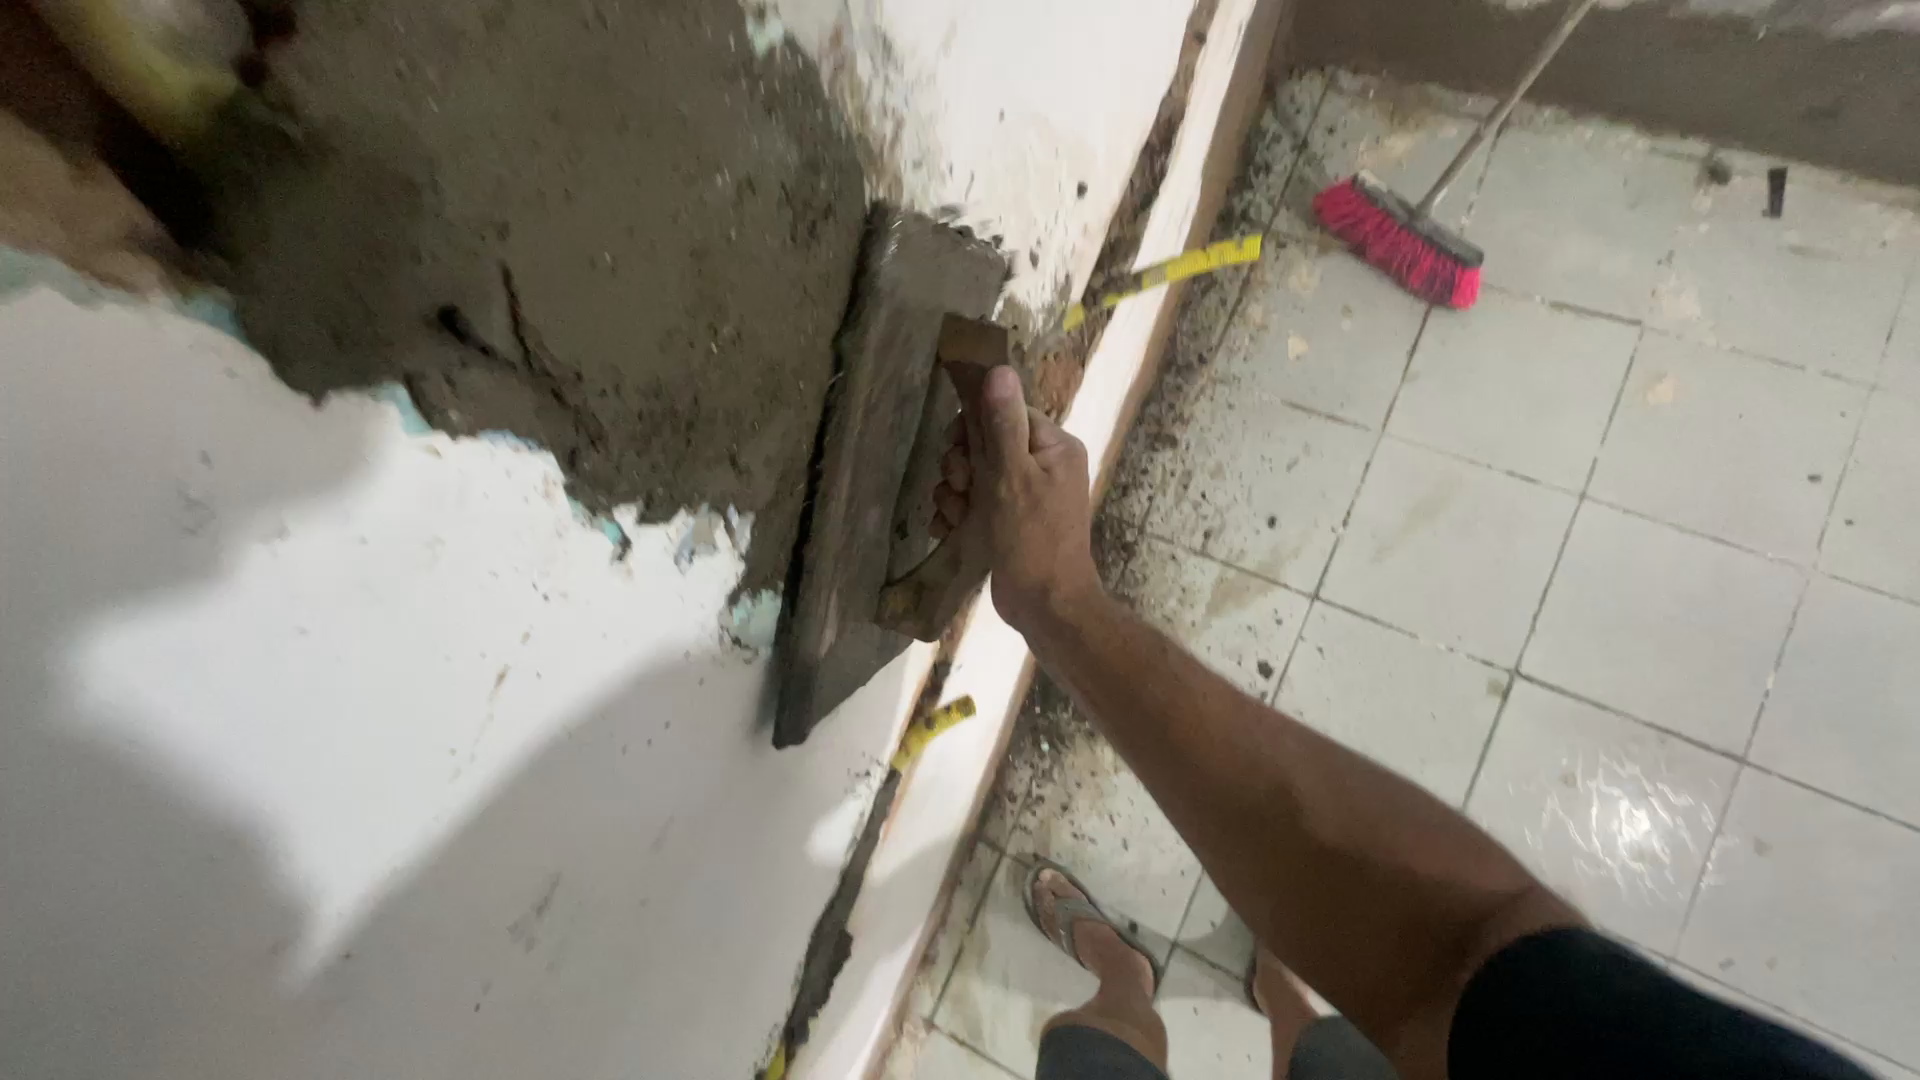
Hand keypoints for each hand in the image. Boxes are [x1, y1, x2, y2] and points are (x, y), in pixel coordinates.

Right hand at [932, 363, 1102, 635]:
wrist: (1046, 605)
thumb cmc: (1032, 539)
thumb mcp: (1012, 476)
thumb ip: (1002, 424)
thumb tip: (999, 369)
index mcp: (1054, 447)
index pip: (1006, 412)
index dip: (973, 425)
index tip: (955, 447)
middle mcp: (1043, 466)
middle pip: (986, 443)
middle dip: (961, 465)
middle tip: (959, 488)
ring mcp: (1026, 496)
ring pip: (975, 476)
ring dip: (954, 494)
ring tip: (955, 516)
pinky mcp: (1010, 522)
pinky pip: (976, 504)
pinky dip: (958, 515)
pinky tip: (946, 530)